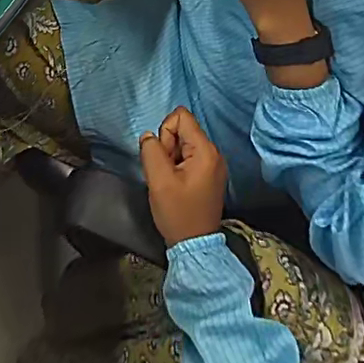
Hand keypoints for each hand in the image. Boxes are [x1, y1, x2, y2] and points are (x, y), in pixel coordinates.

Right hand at [140, 106, 228, 245]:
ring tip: (171, 181)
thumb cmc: (178, 213)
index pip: (181, 116)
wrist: (195, 246)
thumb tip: (149, 136)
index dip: (165, 132)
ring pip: (184, 142)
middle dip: (168, 146)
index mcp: (206, 151)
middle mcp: (214, 153)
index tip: (164, 158)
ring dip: (171, 157)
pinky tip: (177, 184)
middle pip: (183, 128)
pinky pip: (189, 155)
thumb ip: (151, 151)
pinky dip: (178, 165)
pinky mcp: (210, 173)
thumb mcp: (159, 180)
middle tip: (166, 173)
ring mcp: (214, 163)